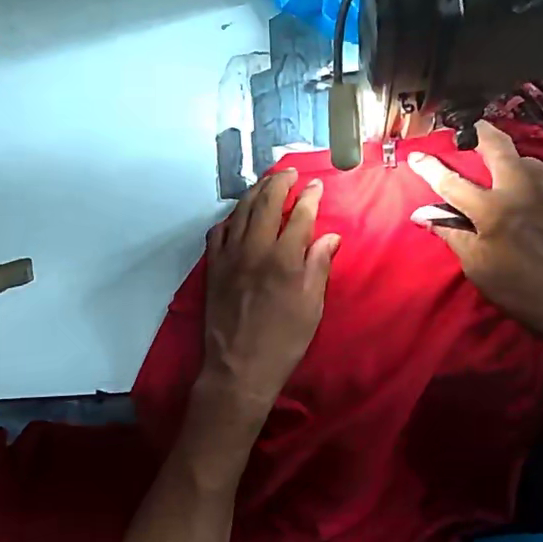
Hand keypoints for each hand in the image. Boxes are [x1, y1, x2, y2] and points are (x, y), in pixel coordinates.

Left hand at [201, 169, 341, 410]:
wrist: (239, 368)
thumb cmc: (283, 342)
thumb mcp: (311, 307)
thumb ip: (318, 267)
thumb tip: (329, 236)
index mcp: (284, 260)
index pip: (300, 216)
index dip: (310, 197)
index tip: (316, 186)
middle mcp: (254, 250)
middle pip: (266, 203)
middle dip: (280, 183)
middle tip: (290, 173)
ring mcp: (229, 257)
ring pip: (240, 212)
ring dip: (255, 192)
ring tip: (267, 183)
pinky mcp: (213, 267)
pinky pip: (218, 231)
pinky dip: (230, 217)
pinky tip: (238, 215)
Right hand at [407, 121, 542, 359]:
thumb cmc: (519, 289)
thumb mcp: (477, 266)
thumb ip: (451, 233)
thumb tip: (423, 214)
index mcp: (491, 209)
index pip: (452, 182)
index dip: (431, 168)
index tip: (417, 156)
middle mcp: (524, 189)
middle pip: (498, 148)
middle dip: (481, 134)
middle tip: (474, 128)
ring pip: (531, 164)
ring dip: (517, 167)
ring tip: (514, 180)